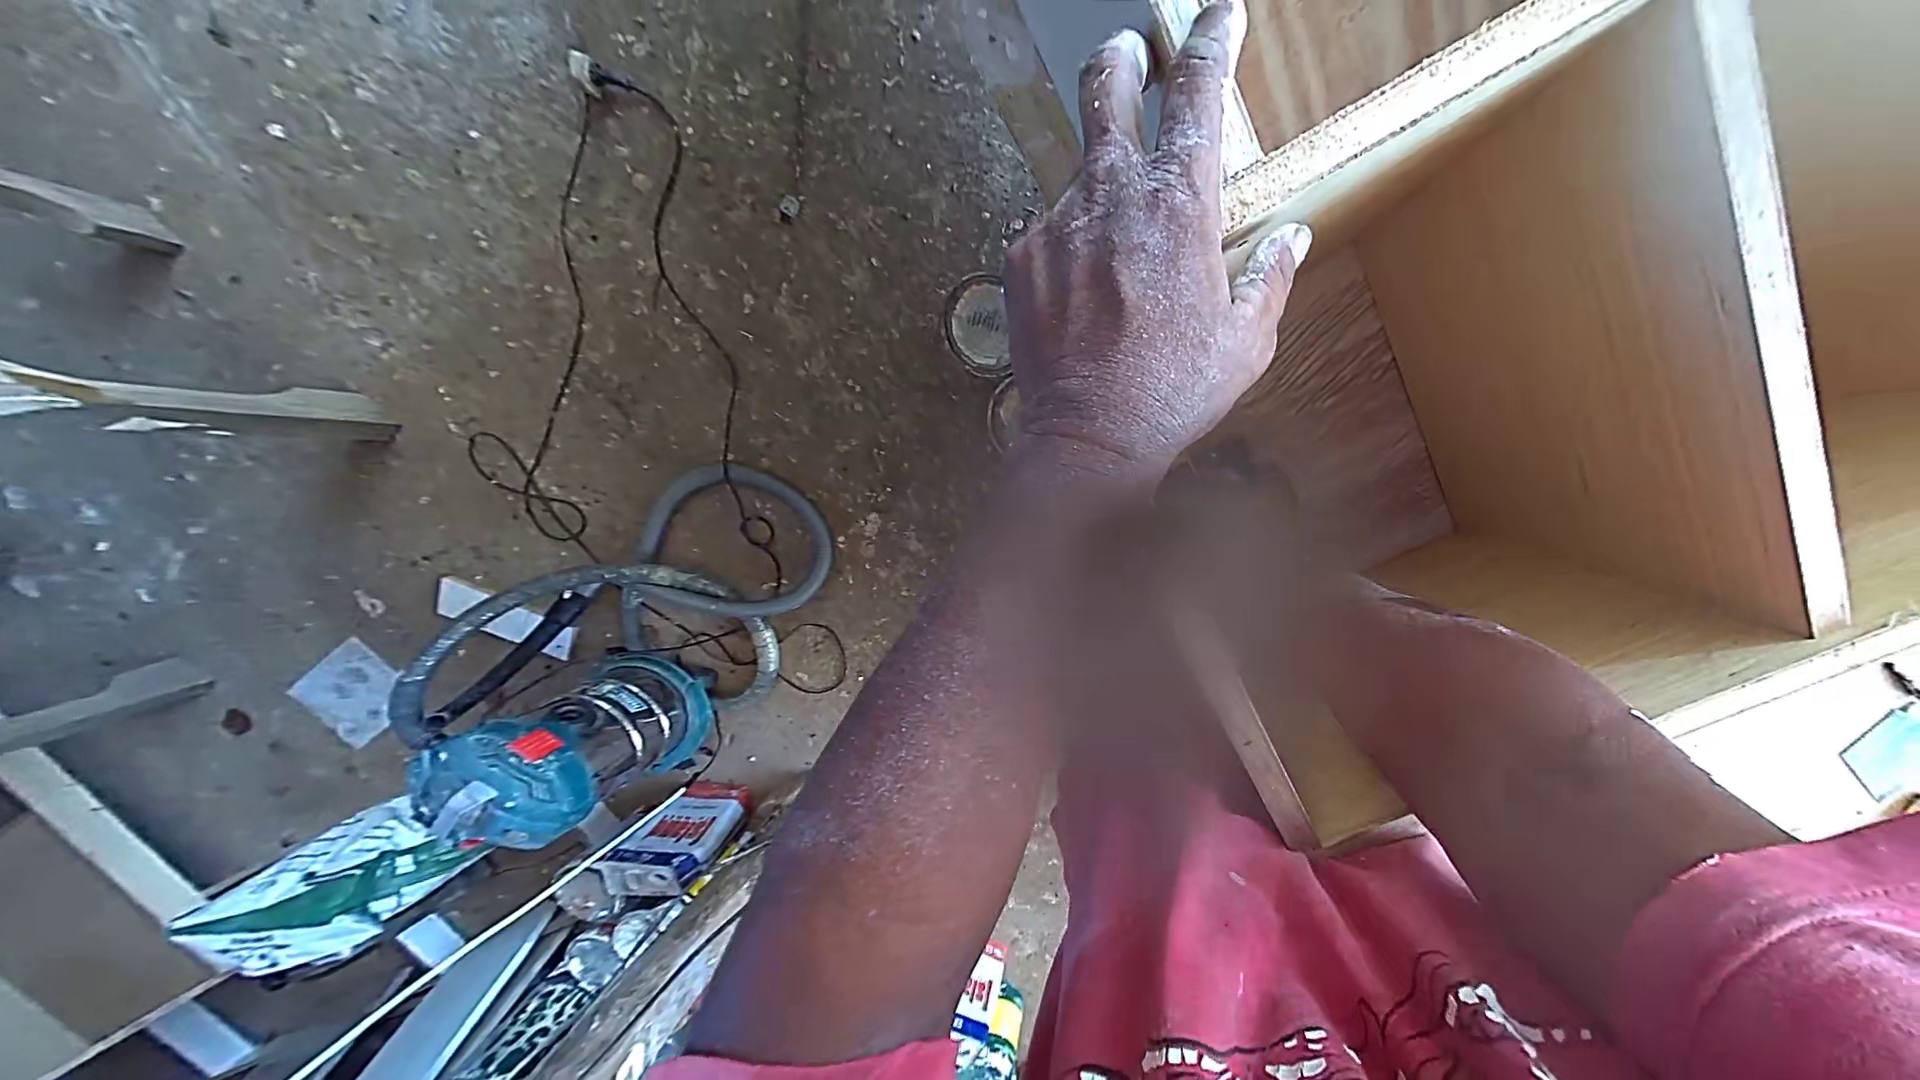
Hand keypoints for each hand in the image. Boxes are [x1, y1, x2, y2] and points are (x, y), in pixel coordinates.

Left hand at [1002, 0, 1311, 475]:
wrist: (1088, 438)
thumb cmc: (1170, 393)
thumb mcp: (1244, 342)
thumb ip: (1267, 278)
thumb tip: (1289, 237)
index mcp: (1180, 206)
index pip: (1197, 92)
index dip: (1212, 42)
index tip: (1218, 18)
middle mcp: (1111, 200)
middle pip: (1106, 94)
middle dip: (1118, 64)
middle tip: (1125, 58)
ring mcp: (1056, 227)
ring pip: (1075, 177)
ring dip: (1096, 191)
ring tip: (1110, 251)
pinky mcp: (1020, 261)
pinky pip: (1045, 232)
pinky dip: (1065, 246)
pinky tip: (1078, 292)